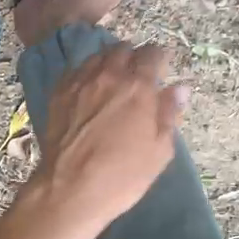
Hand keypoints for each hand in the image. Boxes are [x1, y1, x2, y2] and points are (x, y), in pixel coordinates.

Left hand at [17, 44, 189, 238]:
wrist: (71, 188)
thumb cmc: (123, 175)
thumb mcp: (159, 150)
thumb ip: (169, 114)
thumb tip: (180, 88)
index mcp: (137, 87)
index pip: (151, 55)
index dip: (159, 57)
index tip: (162, 66)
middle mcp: (108, 76)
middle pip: (122, 50)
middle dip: (133, 56)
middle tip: (138, 72)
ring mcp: (80, 82)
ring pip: (97, 56)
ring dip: (109, 60)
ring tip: (113, 75)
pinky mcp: (59, 93)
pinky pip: (75, 70)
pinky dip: (86, 72)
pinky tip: (89, 86)